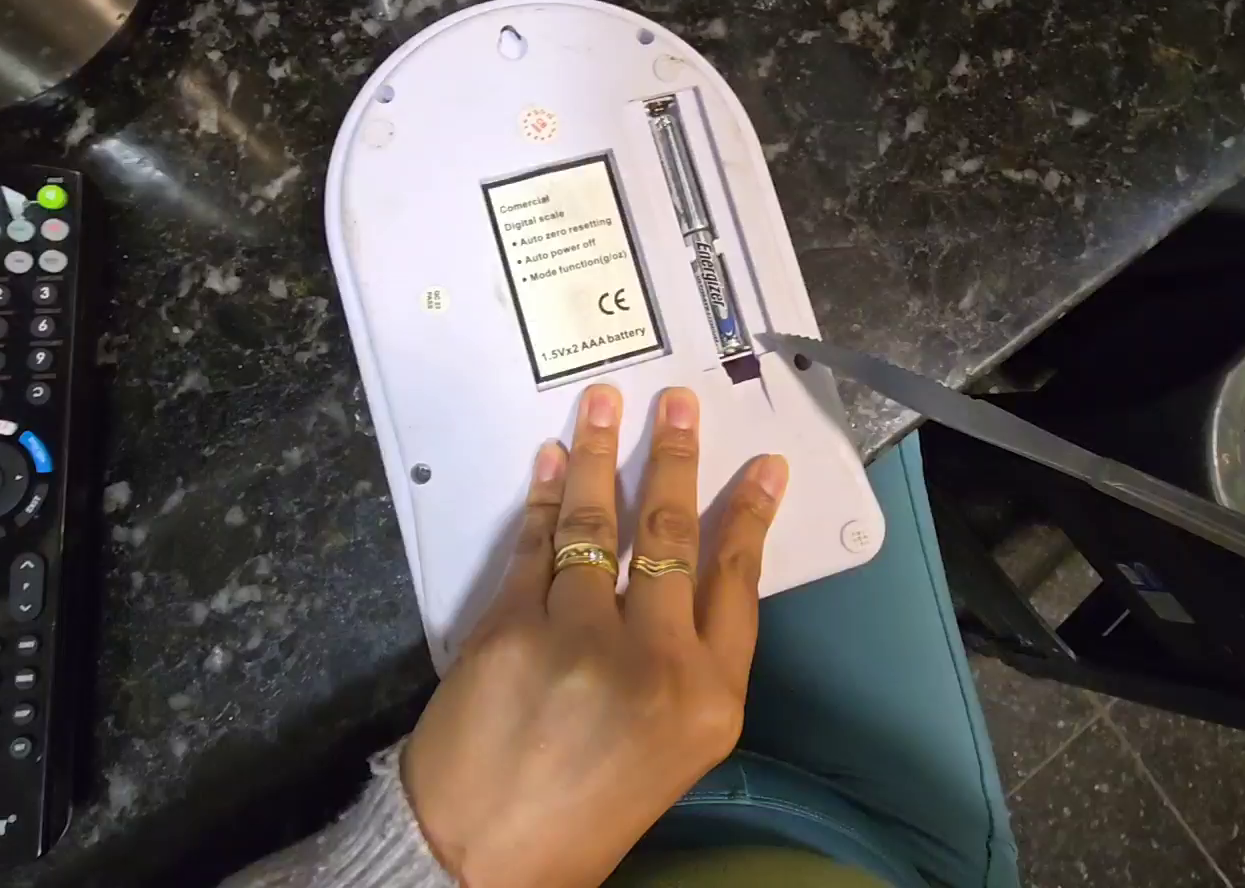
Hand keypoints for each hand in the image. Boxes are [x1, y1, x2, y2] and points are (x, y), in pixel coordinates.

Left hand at [401, 384, 789, 887]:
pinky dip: (541, 494)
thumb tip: (683, 564)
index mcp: (709, 700)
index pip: (738, 578)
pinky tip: (548, 458)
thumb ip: (688, 658)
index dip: (750, 512)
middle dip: (675, 457)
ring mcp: (579, 638)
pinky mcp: (511, 626)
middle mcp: (655, 662)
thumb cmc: (590, 805)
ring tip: (601, 402)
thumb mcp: (673, 746)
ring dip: (598, 452)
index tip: (763, 464)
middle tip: (676, 403)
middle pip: (670, 534)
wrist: (482, 858)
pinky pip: (535, 542)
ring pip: (596, 521)